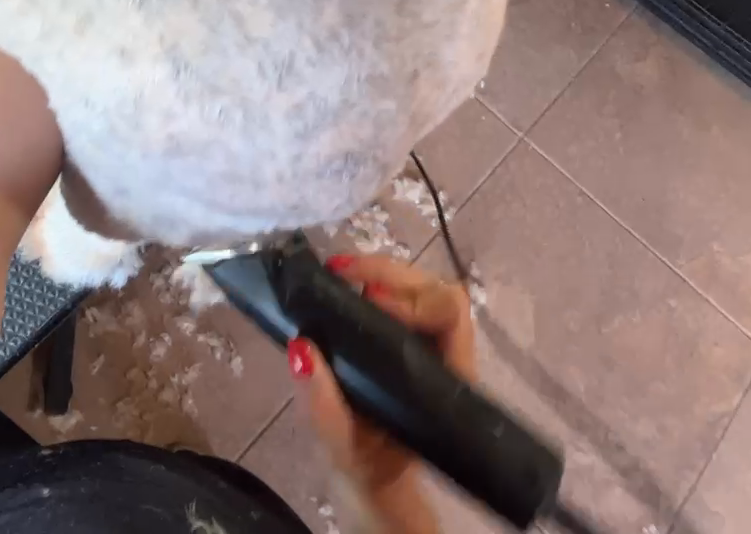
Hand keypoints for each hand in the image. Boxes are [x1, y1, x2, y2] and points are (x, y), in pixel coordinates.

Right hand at [288, 254, 476, 532]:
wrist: (376, 479)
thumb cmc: (369, 466)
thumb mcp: (344, 448)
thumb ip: (324, 407)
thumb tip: (300, 349)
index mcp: (444, 379)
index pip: (449, 313)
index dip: (415, 297)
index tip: (369, 296)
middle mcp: (444, 352)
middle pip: (434, 288)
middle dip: (388, 271)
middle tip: (340, 270)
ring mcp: (427, 341)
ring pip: (418, 285)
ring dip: (378, 271)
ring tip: (336, 272)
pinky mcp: (404, 335)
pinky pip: (398, 294)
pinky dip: (369, 279)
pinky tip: (340, 282)